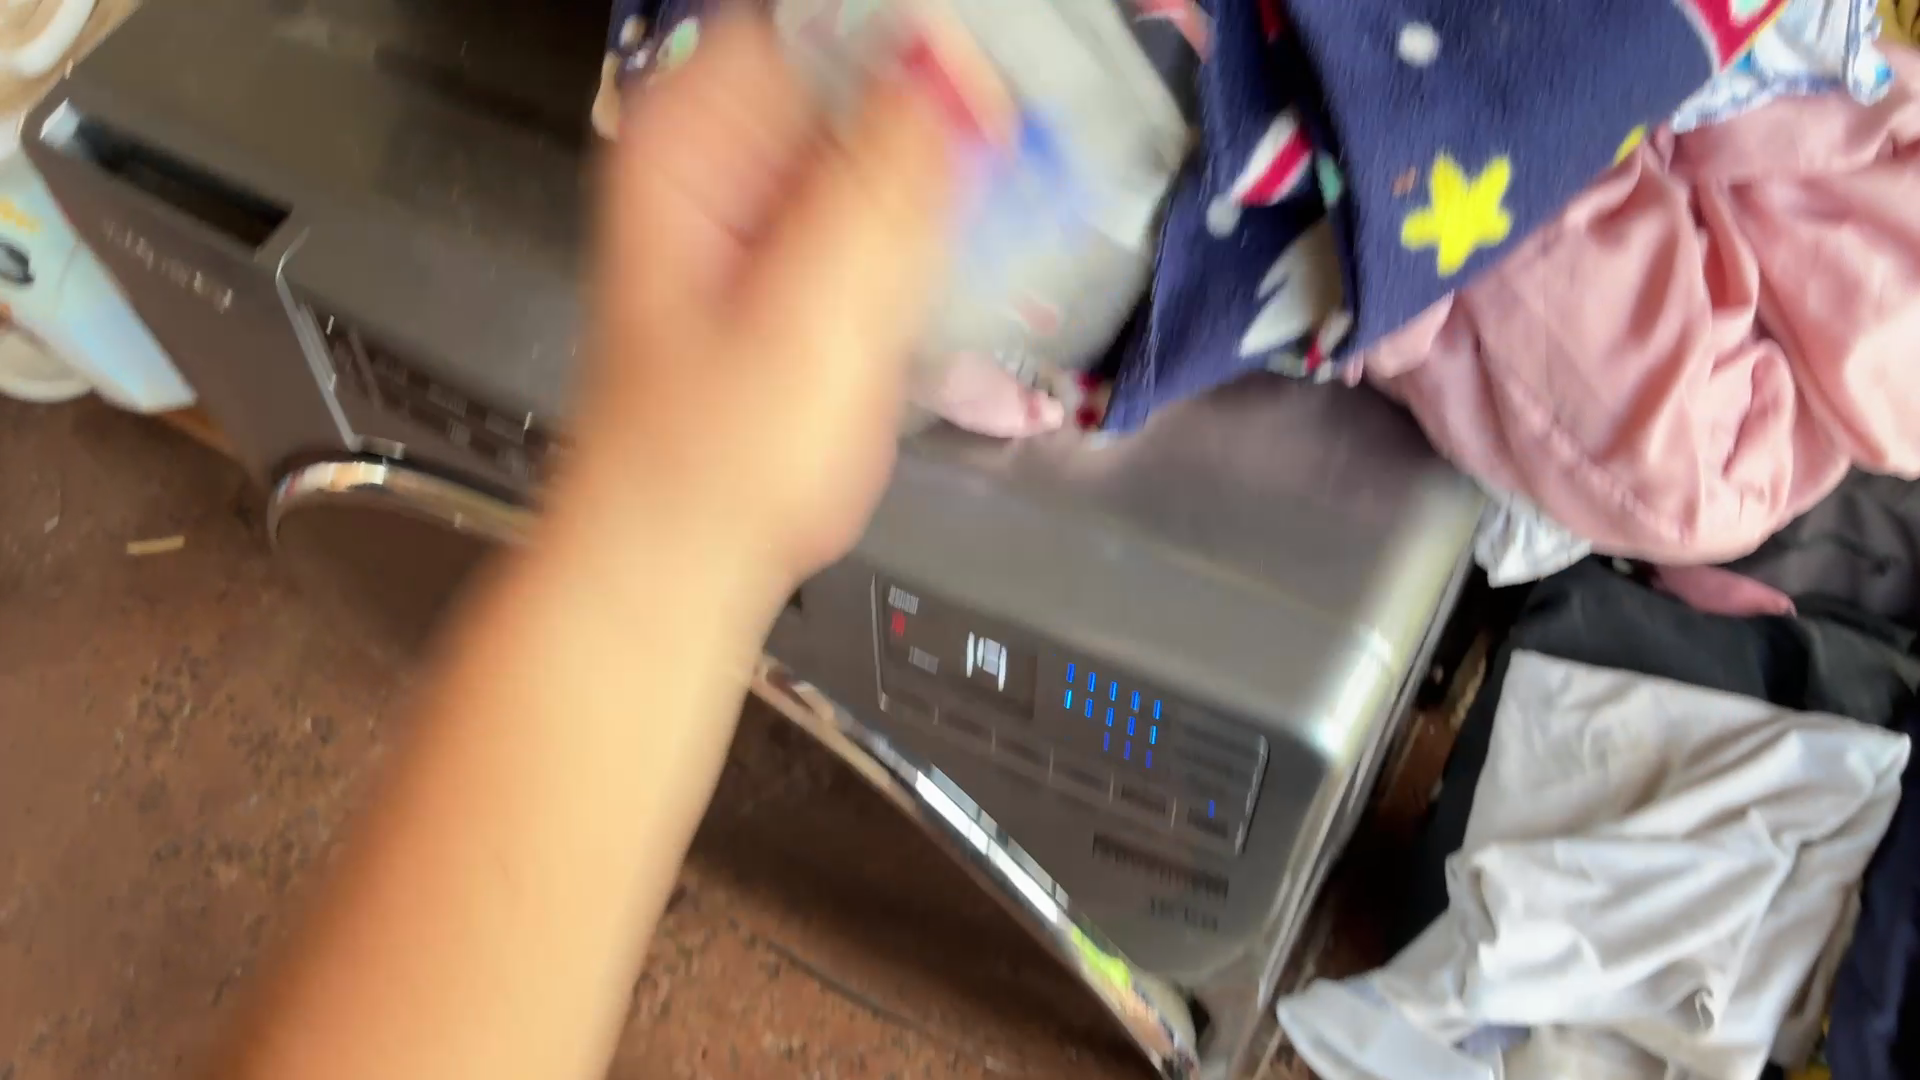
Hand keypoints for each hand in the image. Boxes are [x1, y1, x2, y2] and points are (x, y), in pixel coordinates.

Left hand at [560, 14, 957, 601]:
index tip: (1002, 78)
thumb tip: (956, 66)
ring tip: (1008, 204)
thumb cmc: (724, 460)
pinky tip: (966, 259)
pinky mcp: (802, 282)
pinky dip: (929, 230)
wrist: (691, 557)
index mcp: (697, 141)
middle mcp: (726, 169)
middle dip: (943, 108)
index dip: (917, 40)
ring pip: (877, 152)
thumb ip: (889, 183)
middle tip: (1026, 144)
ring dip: (946, 172)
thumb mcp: (816, 314)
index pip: (822, 23)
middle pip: (855, 79)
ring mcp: (767, 227)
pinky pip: (880, 221)